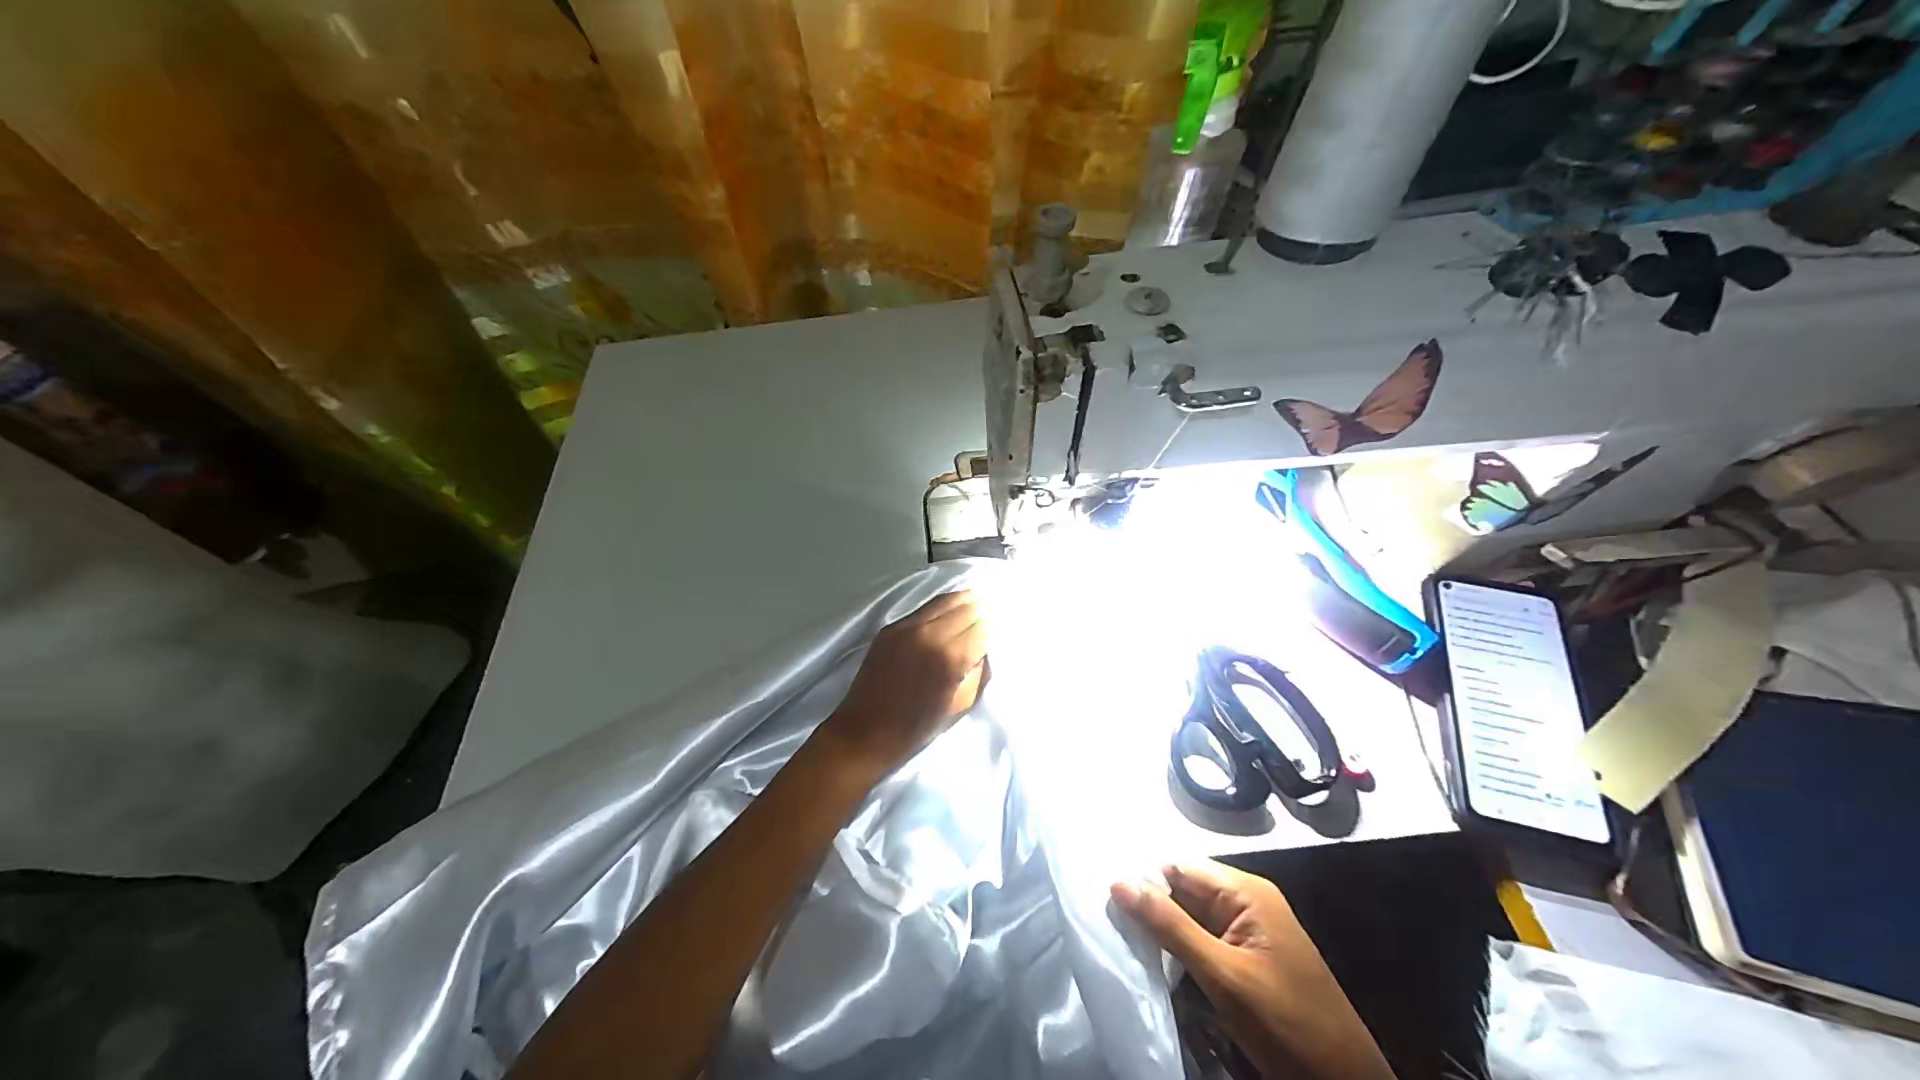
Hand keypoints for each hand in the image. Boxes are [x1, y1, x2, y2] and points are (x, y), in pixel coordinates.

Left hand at [817, 590, 987, 775]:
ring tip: (975, 603)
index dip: (994, 626)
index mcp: (951, 657)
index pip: (984, 626)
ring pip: (944, 601)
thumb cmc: (918, 727)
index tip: (1000, 629)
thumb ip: (979, 671)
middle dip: (981, 611)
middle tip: (990, 614)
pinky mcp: (890, 628)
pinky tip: (948, 612)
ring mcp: (906, 627)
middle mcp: (930, 634)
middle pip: (966, 607)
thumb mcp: (962, 704)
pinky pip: (924, 609)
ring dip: (963, 602)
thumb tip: (984, 648)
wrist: (865, 732)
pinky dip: (941, 607)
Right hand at [1112, 862, 1393, 1079]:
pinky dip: (1180, 953)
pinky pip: (1203, 943)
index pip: (1179, 868)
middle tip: (1113, 929)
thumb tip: (1119, 883)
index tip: (1109, 904)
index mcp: (1246, 892)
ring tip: (1128, 947)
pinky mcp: (1247, 961)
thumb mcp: (1223, 975)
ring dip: (1163, 934)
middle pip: (1184, 890)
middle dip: (1151, 908)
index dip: (1144, 882)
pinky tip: (1158, 967)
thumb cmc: (1287, 1023)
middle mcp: (1247, 902)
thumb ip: (1170, 926)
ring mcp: (1249, 933)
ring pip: (1190, 919)